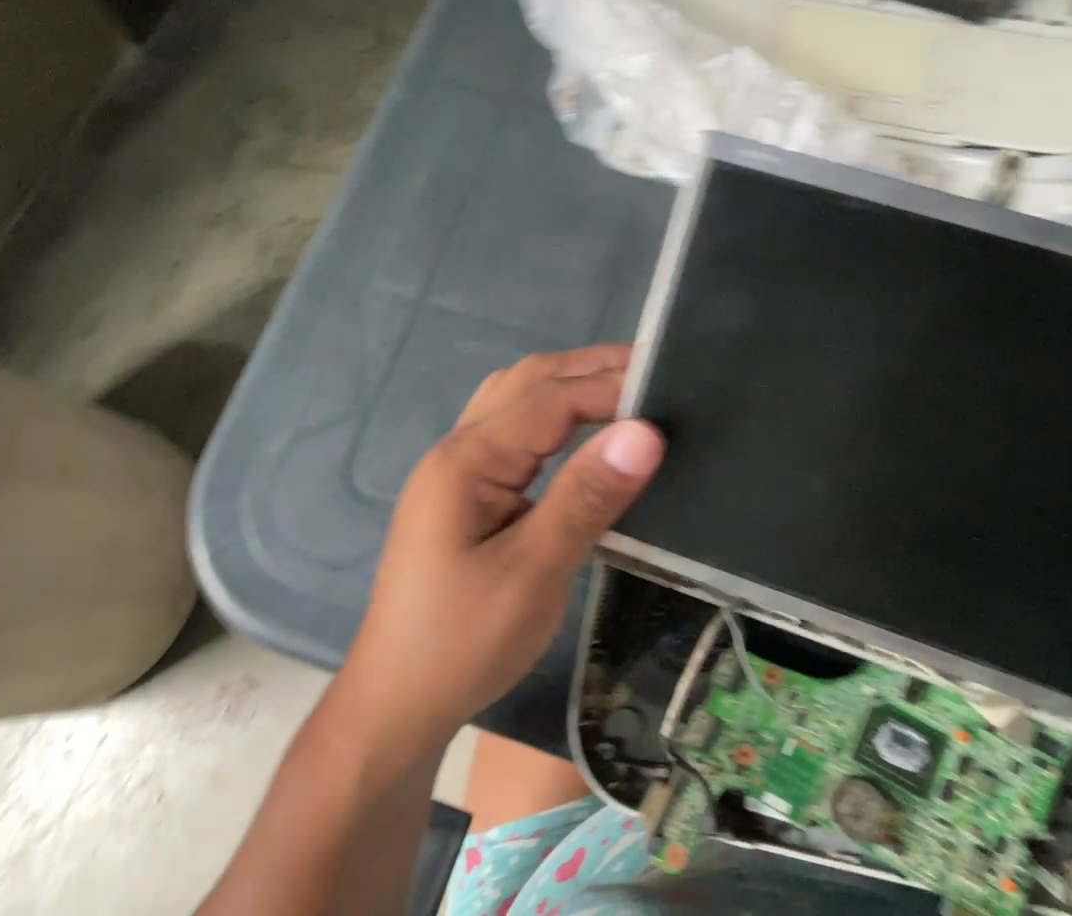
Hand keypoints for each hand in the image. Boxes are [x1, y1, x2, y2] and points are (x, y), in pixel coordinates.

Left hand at [341, 344, 664, 742]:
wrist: (398, 701)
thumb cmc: (463, 643)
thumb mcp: (533, 573)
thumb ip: (586, 498)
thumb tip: (645, 432)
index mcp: (466, 461)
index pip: (550, 399)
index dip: (612, 387)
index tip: (673, 388)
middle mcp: (456, 451)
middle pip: (527, 383)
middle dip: (590, 370)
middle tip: (659, 372)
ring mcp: (455, 473)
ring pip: (514, 402)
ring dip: (569, 387)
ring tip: (629, 391)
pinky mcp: (463, 497)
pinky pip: (511, 434)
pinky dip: (552, 418)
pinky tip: (582, 434)